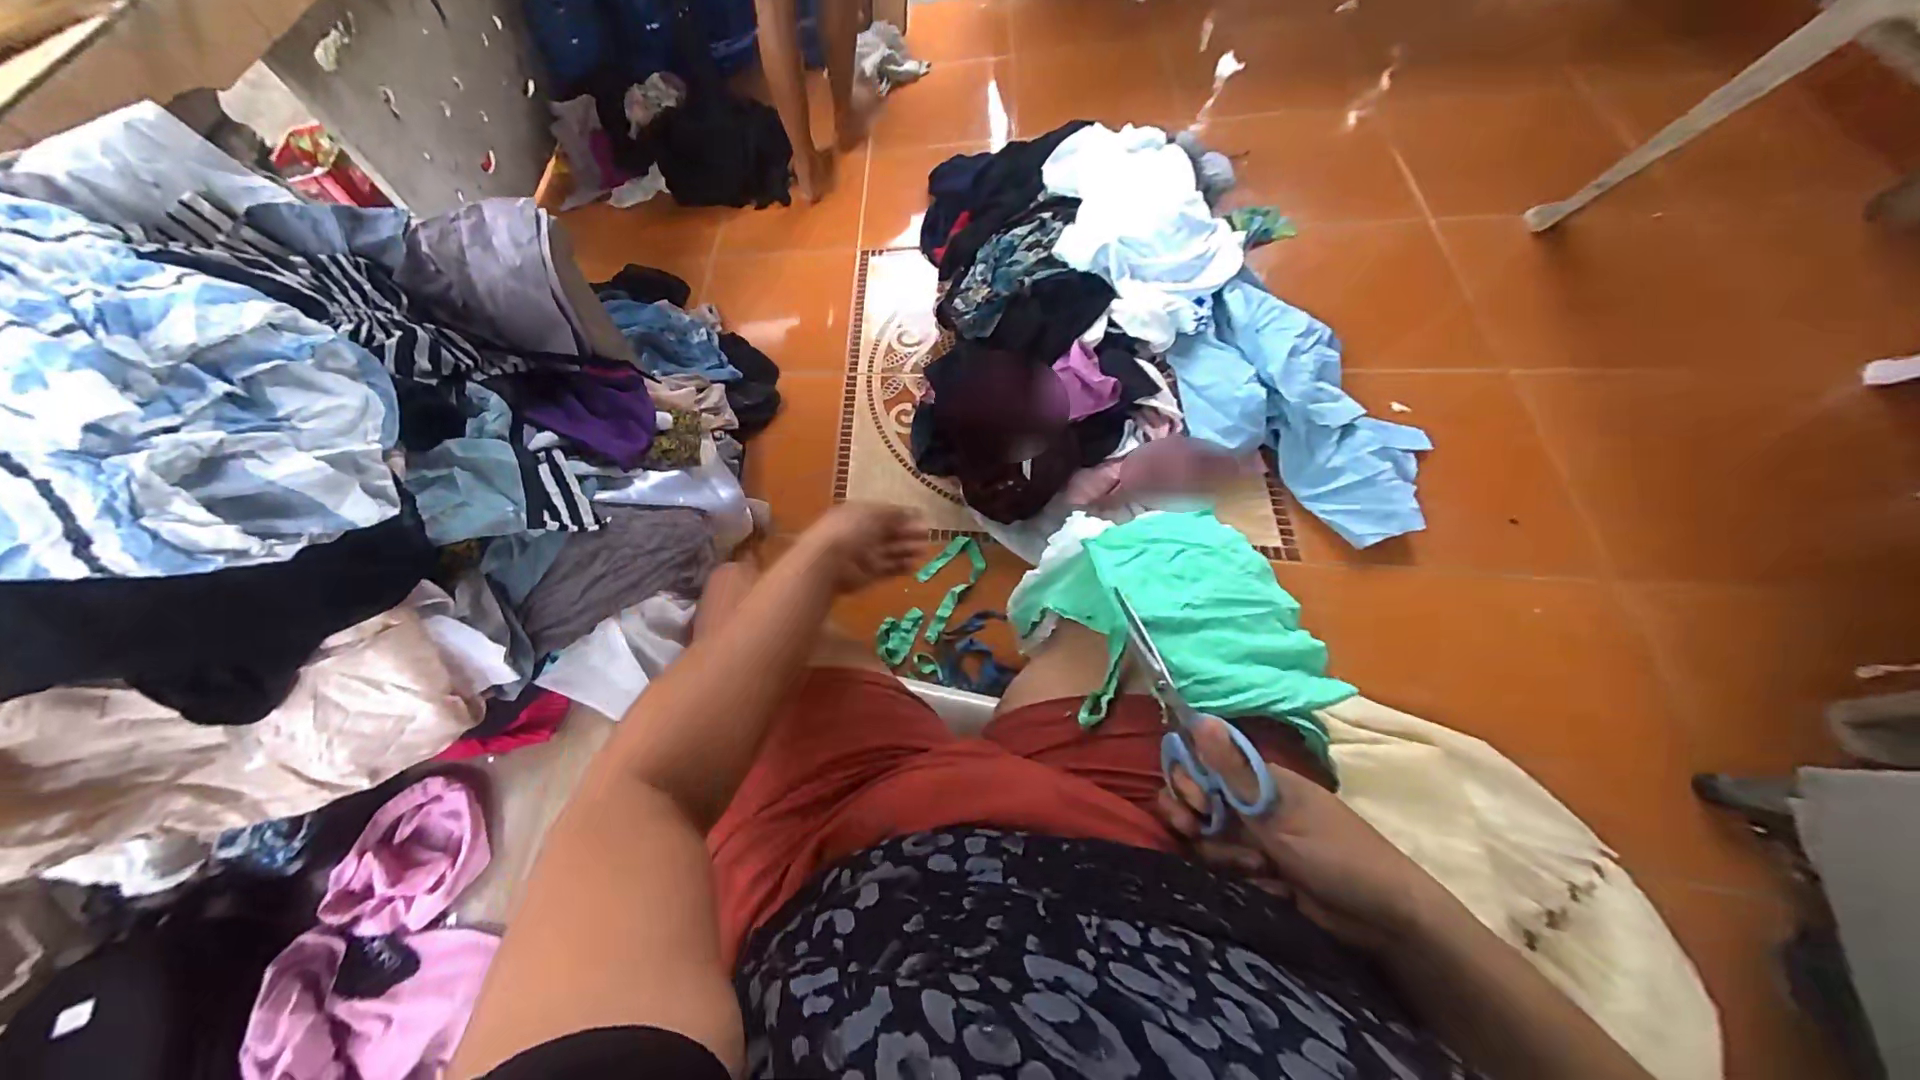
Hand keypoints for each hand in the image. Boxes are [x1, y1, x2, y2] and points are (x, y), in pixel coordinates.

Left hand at [795, 502, 927, 593]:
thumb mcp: (873, 513)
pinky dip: (901, 568)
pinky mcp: (868, 576)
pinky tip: (915, 566)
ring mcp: (865, 556)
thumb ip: (894, 513)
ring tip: (924, 550)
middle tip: (927, 534)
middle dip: (908, 533)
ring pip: (891, 552)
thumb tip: (911, 512)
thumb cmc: (850, 530)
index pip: (884, 514)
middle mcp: (862, 535)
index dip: (903, 516)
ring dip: (908, 550)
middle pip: (890, 534)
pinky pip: (888, 570)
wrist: (829, 562)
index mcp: (859, 515)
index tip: (921, 517)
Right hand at [1157, 716, 1462, 951]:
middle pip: (1195, 802)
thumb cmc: (1337, 855)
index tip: (1197, 806)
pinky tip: (1265, 887)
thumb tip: (1201, 718)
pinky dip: (1236, 877)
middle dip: (1193, 821)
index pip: (1199, 764)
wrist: (1388, 921)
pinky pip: (1224, 867)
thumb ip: (1233, 772)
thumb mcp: (1279, 813)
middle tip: (1202, 836)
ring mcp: (1253, 838)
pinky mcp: (1257, 871)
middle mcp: (1249, 802)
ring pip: (1207, 838)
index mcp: (1257, 777)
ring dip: (1220, 855)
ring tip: (1256, 870)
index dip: (1187, 782)